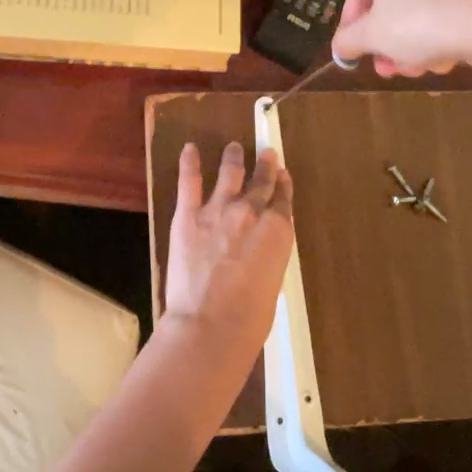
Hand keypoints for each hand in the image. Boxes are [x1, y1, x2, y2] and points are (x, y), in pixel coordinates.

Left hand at [163, 142, 294, 349]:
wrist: (210, 324)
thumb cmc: (250, 318)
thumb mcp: (272, 284)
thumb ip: (267, 258)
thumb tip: (258, 253)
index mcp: (278, 232)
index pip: (283, 200)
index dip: (283, 185)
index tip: (283, 174)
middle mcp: (251, 213)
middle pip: (261, 183)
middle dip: (265, 166)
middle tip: (266, 153)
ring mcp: (218, 210)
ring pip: (229, 174)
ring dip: (233, 159)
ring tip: (233, 148)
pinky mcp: (187, 215)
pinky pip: (189, 182)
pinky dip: (189, 163)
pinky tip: (188, 149)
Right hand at [330, 0, 471, 76]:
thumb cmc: (420, 23)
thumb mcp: (372, 37)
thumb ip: (349, 41)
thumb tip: (340, 46)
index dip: (349, 21)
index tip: (353, 49)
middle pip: (389, 1)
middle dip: (384, 41)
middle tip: (385, 68)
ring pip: (418, 11)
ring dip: (410, 45)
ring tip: (416, 72)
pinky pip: (446, 12)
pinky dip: (438, 36)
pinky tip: (442, 61)